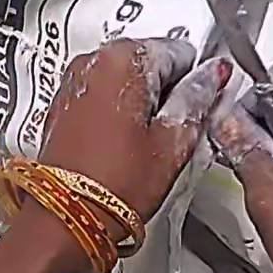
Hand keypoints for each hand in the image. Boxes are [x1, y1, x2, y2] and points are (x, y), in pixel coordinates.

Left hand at [36, 37, 230, 219]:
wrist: (63, 221)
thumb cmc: (111, 189)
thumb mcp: (172, 144)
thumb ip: (197, 98)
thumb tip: (212, 75)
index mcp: (122, 59)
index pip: (180, 51)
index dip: (195, 83)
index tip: (195, 109)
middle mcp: (90, 63)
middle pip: (148, 63)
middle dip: (164, 93)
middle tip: (167, 135)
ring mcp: (71, 85)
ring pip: (123, 82)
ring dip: (139, 106)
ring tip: (141, 145)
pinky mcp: (60, 109)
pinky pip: (100, 100)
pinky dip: (114, 116)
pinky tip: (119, 147)